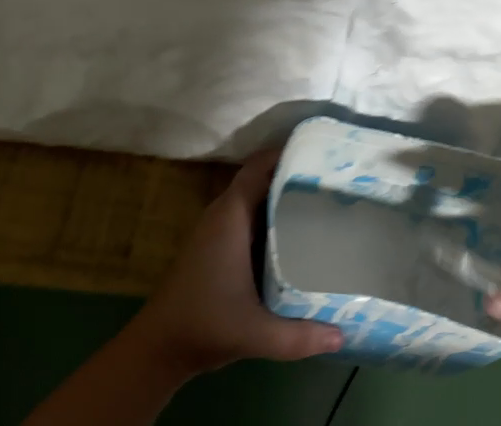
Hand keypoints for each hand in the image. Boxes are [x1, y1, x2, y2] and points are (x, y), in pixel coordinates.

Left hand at [125, 149, 343, 375]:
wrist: (158, 349)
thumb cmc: (204, 327)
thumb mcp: (256, 334)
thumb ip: (300, 337)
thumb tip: (343, 337)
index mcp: (230, 217)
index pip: (259, 166)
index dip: (288, 152)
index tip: (322, 153)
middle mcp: (223, 215)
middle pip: (261, 179)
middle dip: (295, 174)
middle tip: (335, 180)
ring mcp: (217, 231)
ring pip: (255, 199)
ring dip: (284, 196)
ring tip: (324, 201)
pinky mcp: (216, 247)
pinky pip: (249, 217)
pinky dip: (272, 217)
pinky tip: (298, 235)